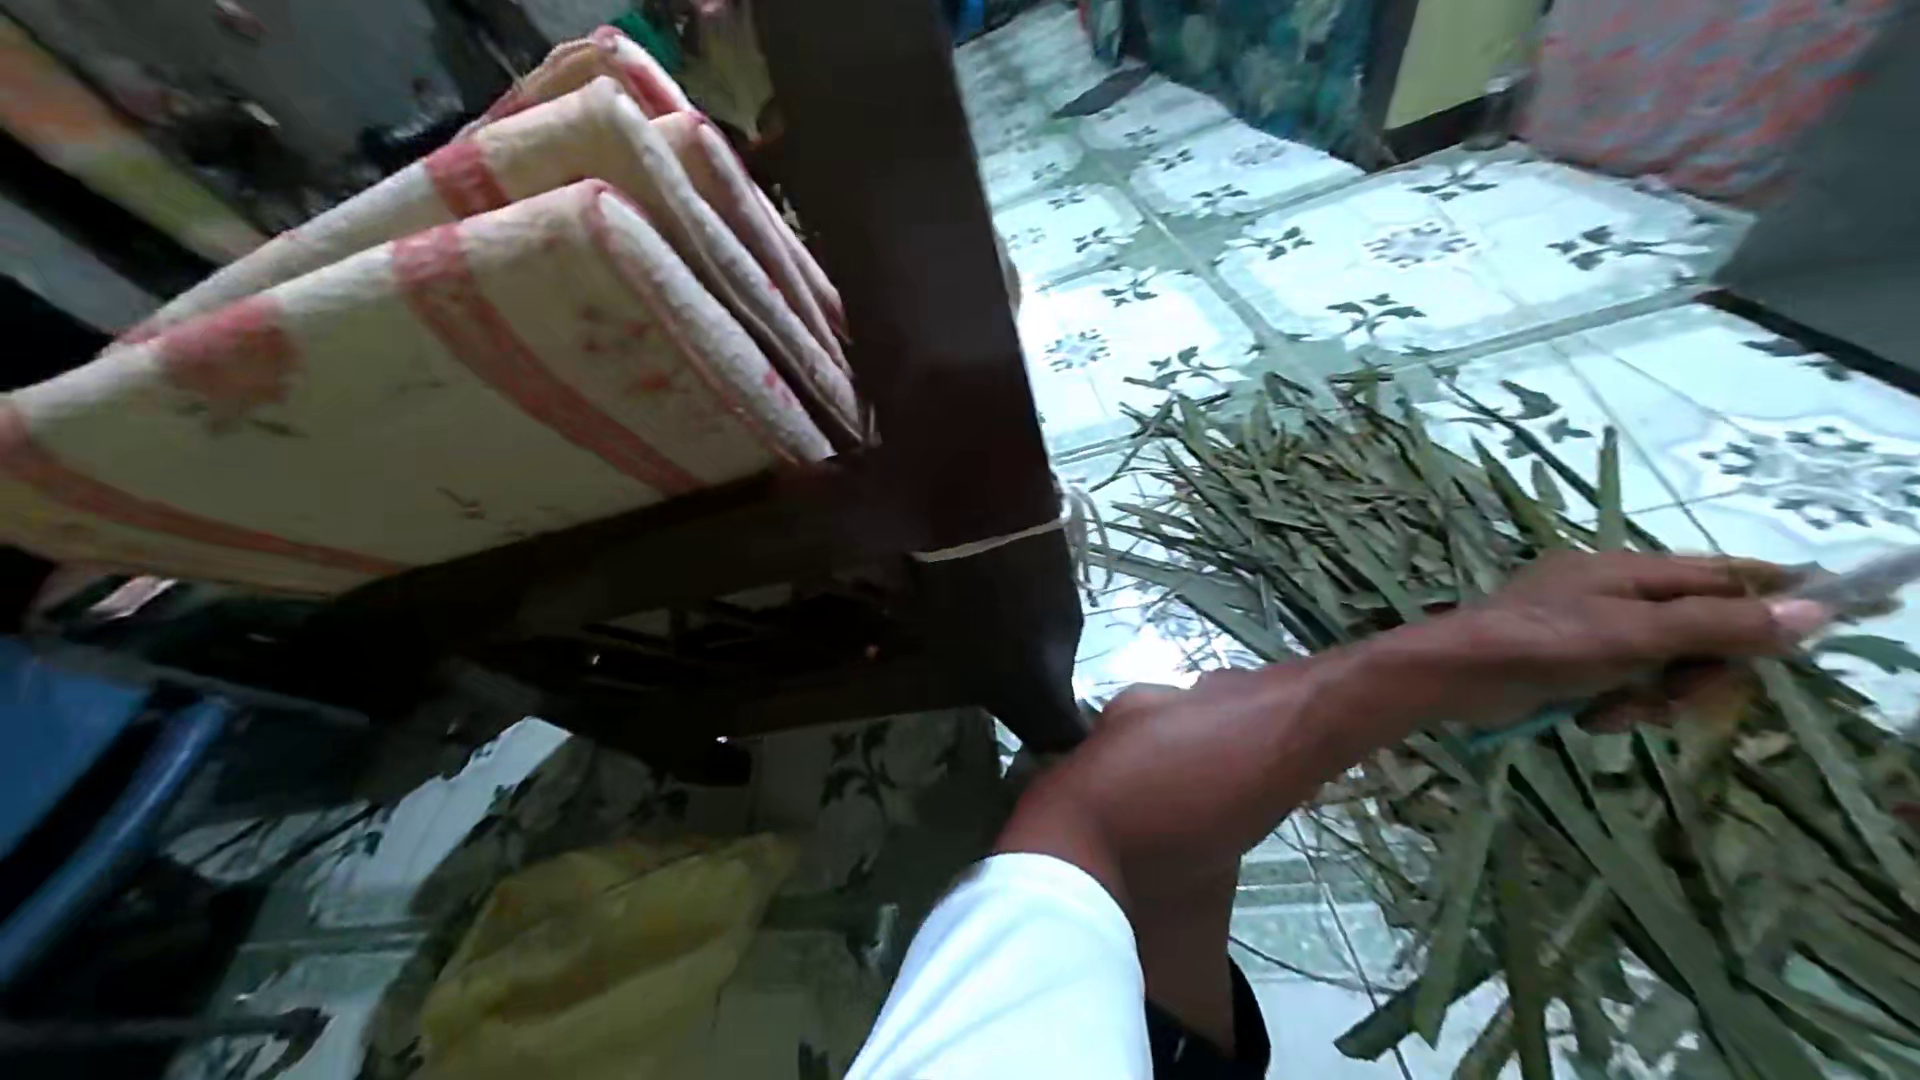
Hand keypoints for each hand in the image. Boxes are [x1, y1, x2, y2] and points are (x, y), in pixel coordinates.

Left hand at [1387, 551, 1831, 727]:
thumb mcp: (1633, 633)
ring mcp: (1586, 631)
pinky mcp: (1568, 664)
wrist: (1452, 676)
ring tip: (1617, 709)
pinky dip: (1616, 706)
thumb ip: (1717, 623)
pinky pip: (1624, 687)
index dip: (1785, 594)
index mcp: (1621, 571)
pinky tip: (1588, 715)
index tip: (1863, 608)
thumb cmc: (1537, 644)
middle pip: (1704, 632)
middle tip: (1678, 697)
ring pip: (1667, 668)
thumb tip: (1812, 608)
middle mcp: (1607, 594)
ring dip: (1652, 698)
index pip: (1725, 575)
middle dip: (1700, 674)